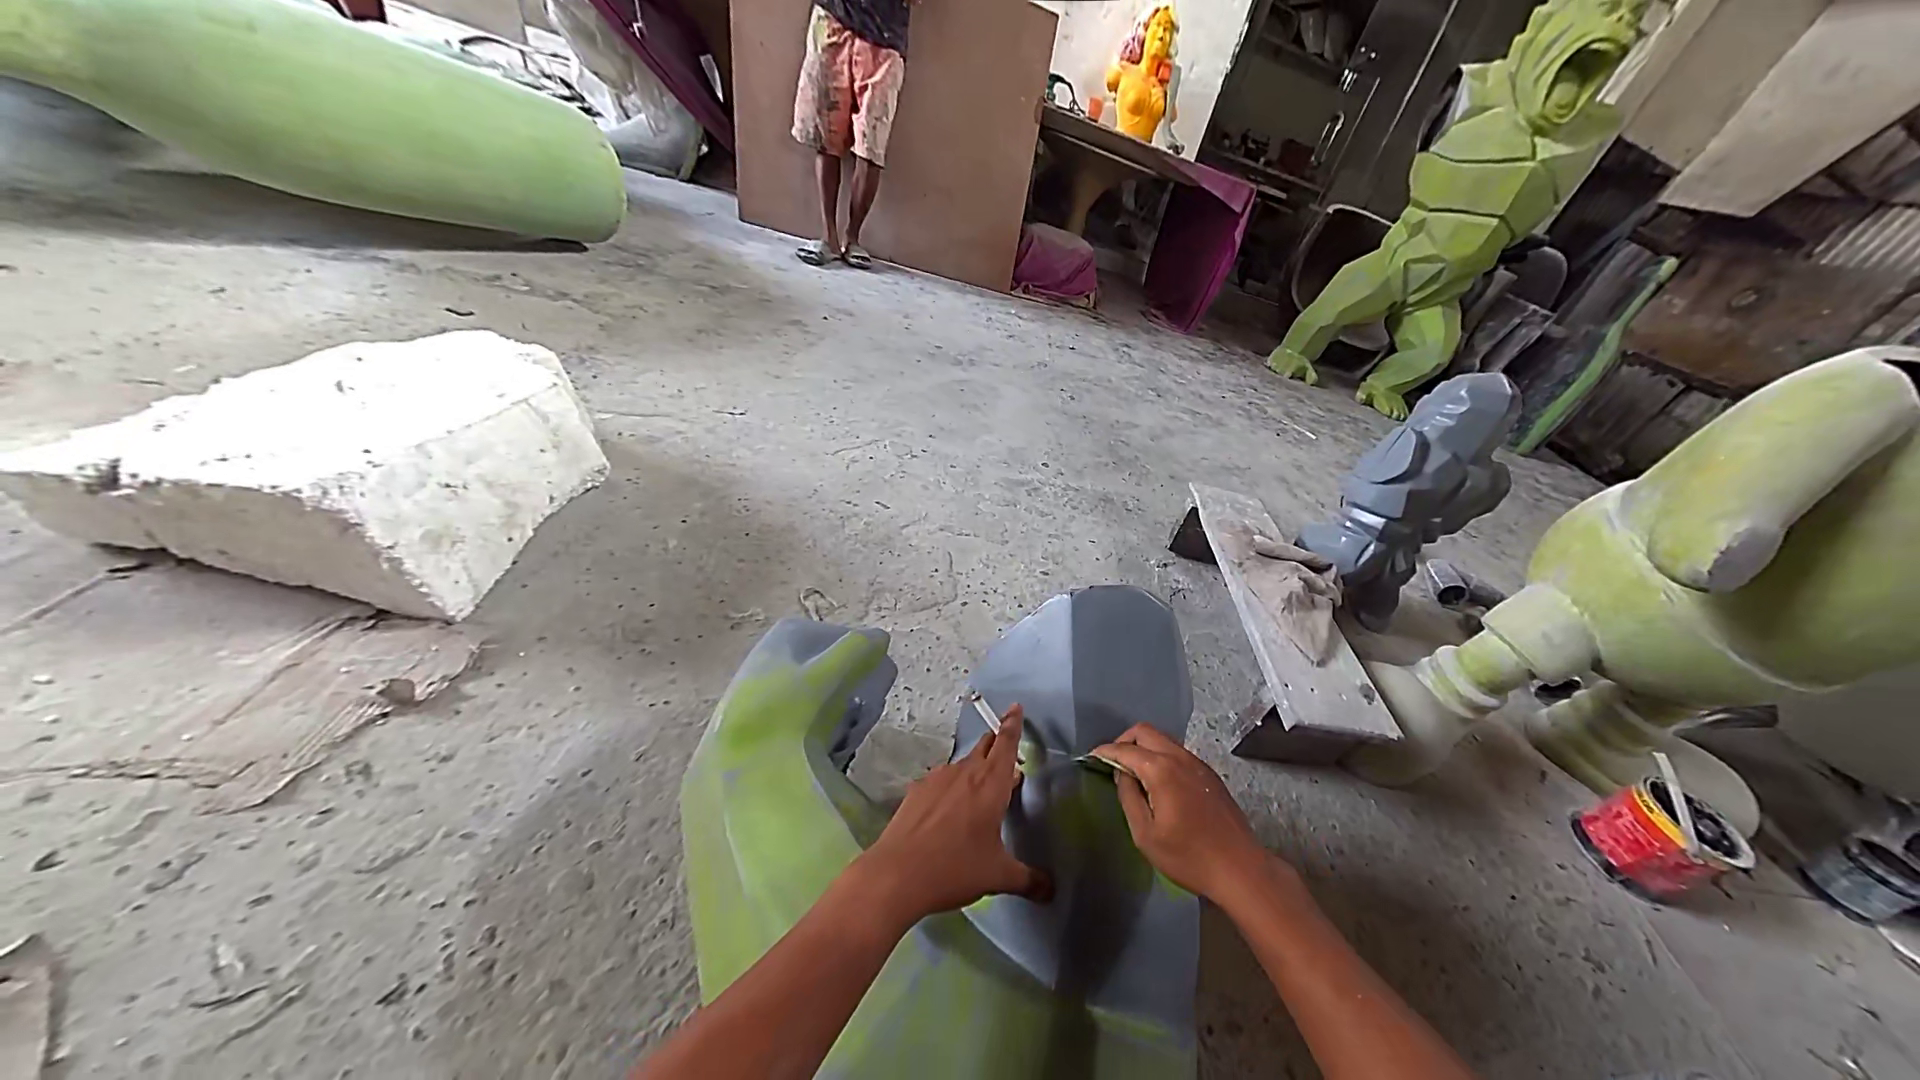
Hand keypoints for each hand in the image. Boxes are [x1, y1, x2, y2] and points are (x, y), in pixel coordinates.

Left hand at [851, 705, 1052, 924]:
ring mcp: (937, 779)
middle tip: (1006, 750)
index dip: (1012, 725)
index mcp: (990, 785)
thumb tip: (1051, 890)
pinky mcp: (917, 790)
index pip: (1006, 745)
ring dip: (975, 769)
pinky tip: (950, 809)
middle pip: (984, 748)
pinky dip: (952, 786)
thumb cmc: (955, 868)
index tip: (1015, 707)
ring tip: (981, 789)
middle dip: (997, 744)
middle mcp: (965, 773)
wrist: (897, 873)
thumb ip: (1028, 880)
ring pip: (963, 764)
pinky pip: (942, 780)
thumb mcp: (998, 876)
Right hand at [1090, 724, 1282, 903]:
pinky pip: (1177, 752)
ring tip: (1133, 773)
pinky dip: (1160, 756)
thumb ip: (1128, 797)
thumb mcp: (1145, 833)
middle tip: (1113, 763)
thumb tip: (1121, 774)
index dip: (1104, 751)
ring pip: (1163, 739)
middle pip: (1145, 731)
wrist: (1240, 869)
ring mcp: (1197, 764)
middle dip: (1123, 741)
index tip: (1091, 758)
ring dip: (1143, 747)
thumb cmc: (1188, 856)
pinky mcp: (1209, 775)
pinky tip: (1158, 782)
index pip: (1124, 749)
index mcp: (1161, 770)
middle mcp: (1179, 758)